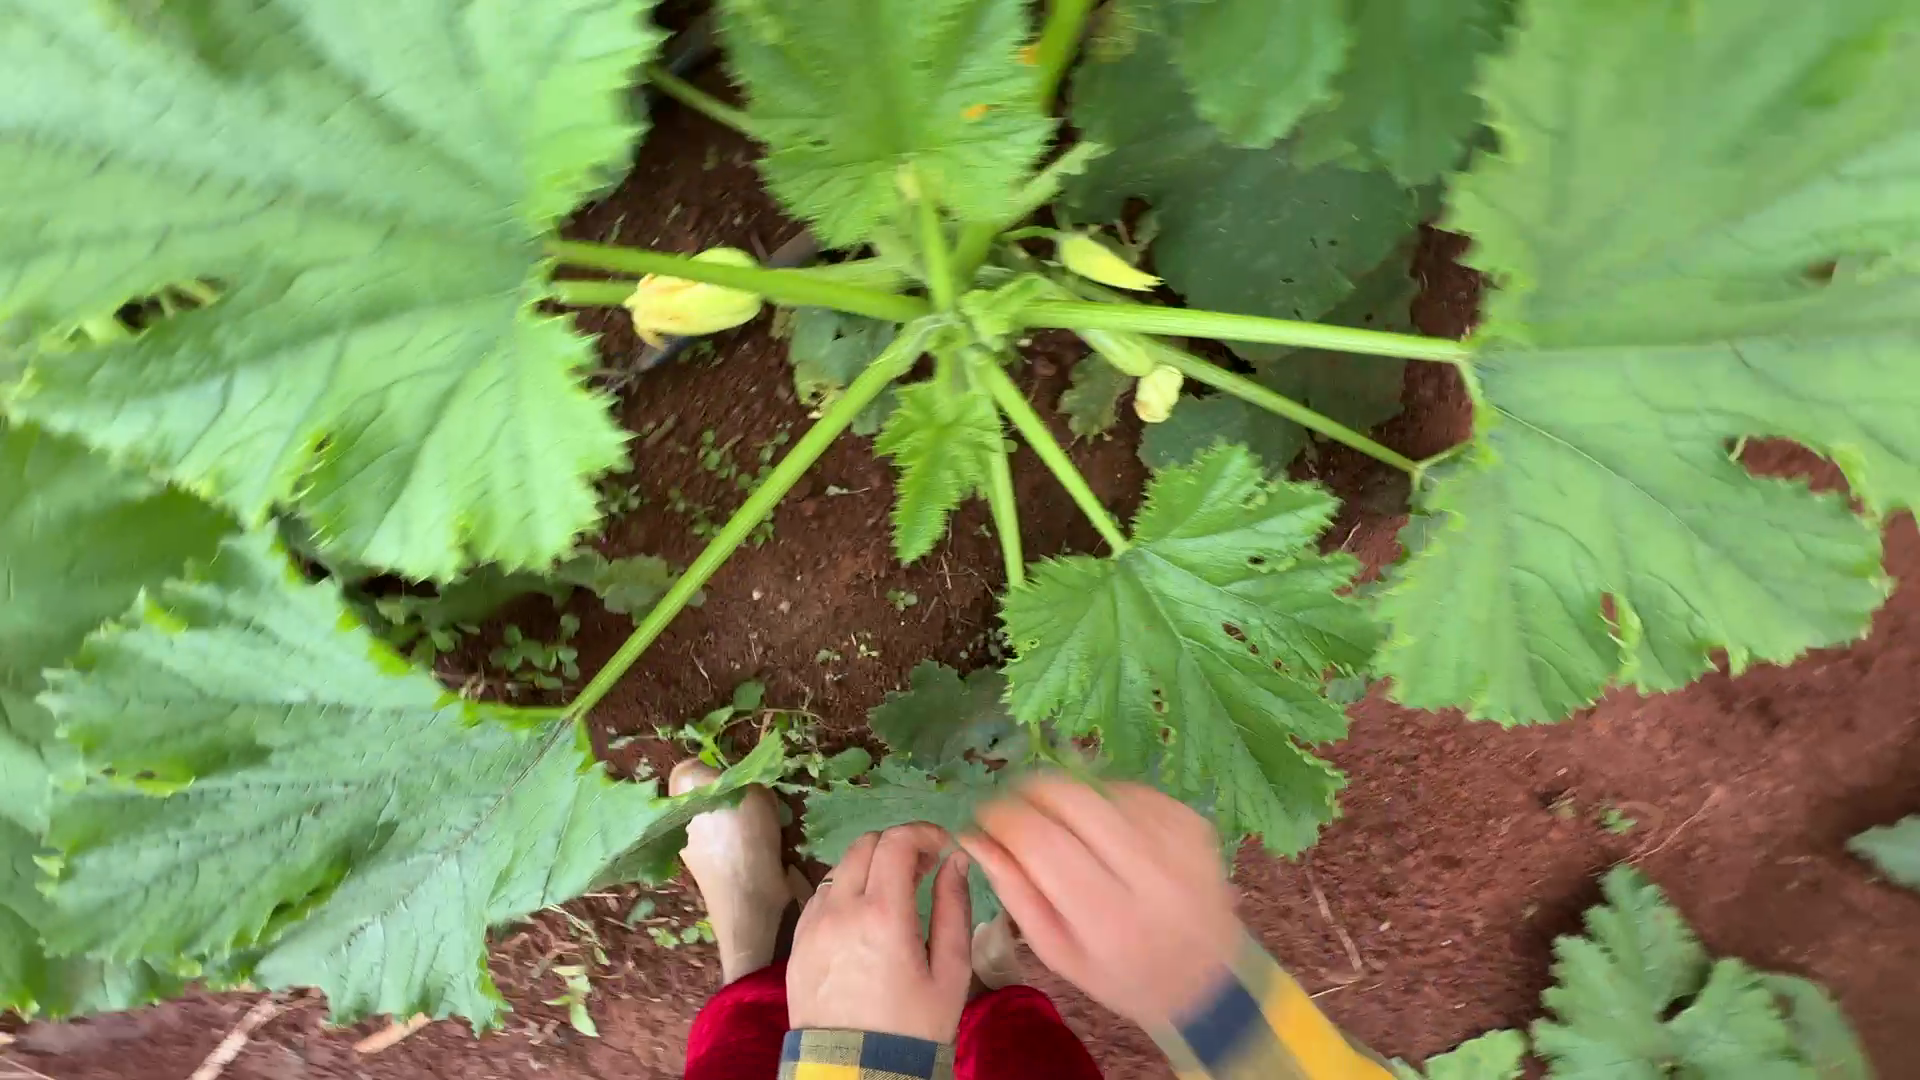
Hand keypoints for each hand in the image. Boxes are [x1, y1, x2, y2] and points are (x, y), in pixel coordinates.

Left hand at [787, 823, 972, 1042]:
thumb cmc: (913, 1029)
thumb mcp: (950, 973)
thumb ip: (953, 907)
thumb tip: (955, 860)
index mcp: (882, 914)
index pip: (897, 841)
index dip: (923, 832)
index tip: (941, 846)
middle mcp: (841, 910)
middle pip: (866, 845)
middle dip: (897, 845)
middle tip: (921, 869)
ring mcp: (813, 926)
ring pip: (840, 867)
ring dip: (870, 866)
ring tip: (893, 893)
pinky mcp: (797, 945)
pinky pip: (821, 897)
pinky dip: (845, 890)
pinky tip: (862, 916)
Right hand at [961, 777, 1239, 1029]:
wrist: (1208, 977)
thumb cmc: (1119, 971)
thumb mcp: (1057, 950)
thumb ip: (1013, 891)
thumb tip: (973, 836)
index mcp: (1107, 917)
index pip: (1040, 840)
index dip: (1002, 816)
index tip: (984, 815)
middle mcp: (1147, 872)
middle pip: (1071, 799)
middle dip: (1029, 790)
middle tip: (1015, 803)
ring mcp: (1175, 840)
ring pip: (1097, 788)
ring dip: (1066, 795)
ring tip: (1062, 822)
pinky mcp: (1190, 820)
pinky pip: (1129, 789)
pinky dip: (1103, 799)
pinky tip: (1104, 829)